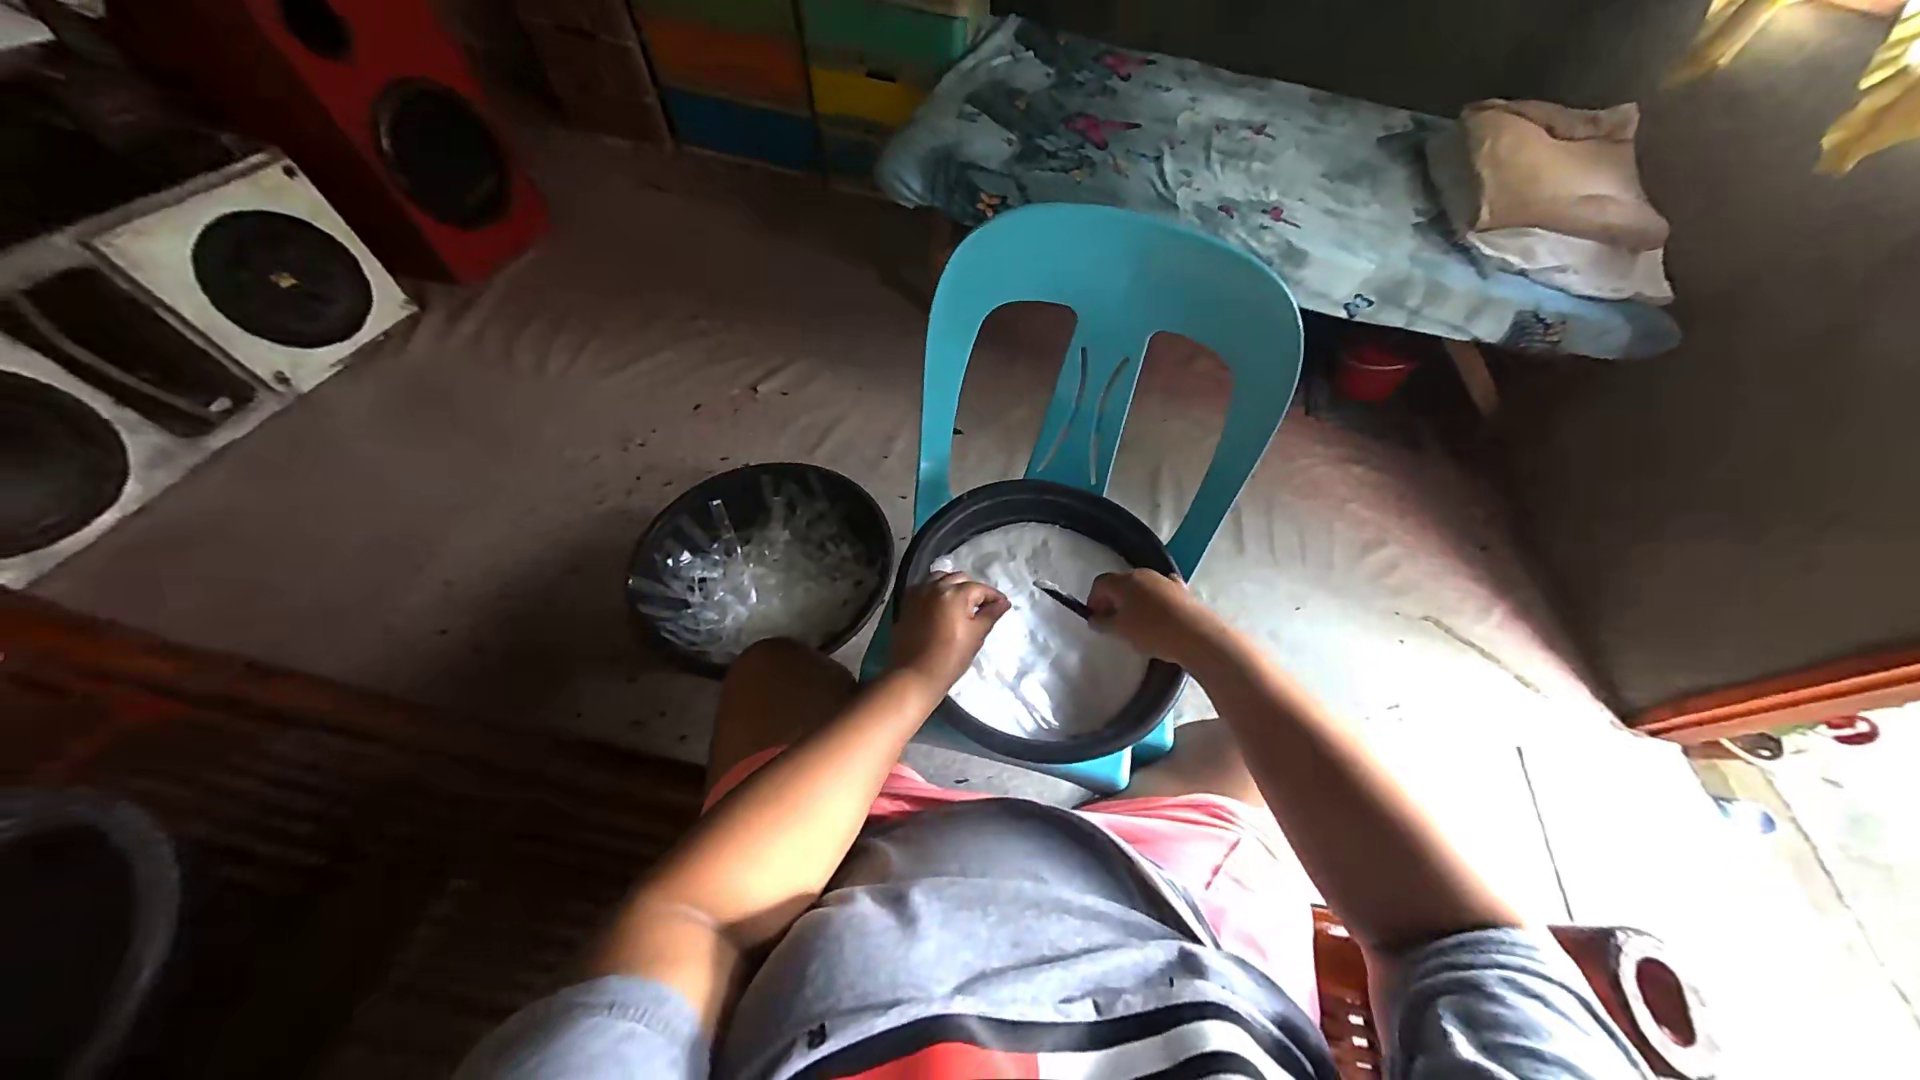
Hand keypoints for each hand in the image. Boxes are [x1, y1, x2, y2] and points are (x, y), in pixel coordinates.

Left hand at [889, 572, 1009, 689]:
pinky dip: (935, 590)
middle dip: (973, 589)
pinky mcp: (907, 602)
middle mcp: (935, 587)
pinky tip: (941, 605)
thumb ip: (990, 615)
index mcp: (955, 594)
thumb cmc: (950, 657)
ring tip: (961, 603)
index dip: (993, 596)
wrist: (916, 674)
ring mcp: (918, 593)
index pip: (979, 588)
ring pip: (940, 578)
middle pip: (959, 578)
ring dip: (953, 585)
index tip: (1002, 605)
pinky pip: (924, 587)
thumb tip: (1004, 602)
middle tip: (981, 606)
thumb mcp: (976, 635)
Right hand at [1086, 569, 1225, 665]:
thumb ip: (1102, 623)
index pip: (1100, 583)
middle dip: (1113, 599)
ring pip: (1142, 586)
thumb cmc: (1151, 631)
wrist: (1196, 634)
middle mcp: (1142, 574)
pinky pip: (1162, 591)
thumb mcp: (1120, 631)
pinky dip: (1156, 600)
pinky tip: (1159, 614)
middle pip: (1120, 583)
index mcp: (1123, 581)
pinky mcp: (1182, 589)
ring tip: (1137, 622)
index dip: (1094, 600)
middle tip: (1113, 621)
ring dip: (1134, 600)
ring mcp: (1164, 579)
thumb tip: (1094, 618)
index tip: (1096, 618)